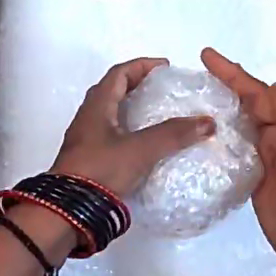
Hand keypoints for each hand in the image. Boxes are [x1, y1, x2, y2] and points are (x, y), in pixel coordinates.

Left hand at [51, 58, 215, 195]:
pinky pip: (109, 135)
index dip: (141, 66)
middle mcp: (87, 118)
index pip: (119, 74)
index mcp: (97, 106)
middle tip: (160, 90)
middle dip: (136, 85)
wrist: (68, 209)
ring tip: (154, 116)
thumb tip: (207, 122)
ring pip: (109, 114)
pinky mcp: (86, 160)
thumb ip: (173, 135)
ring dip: (130, 109)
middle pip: (111, 91)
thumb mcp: (141, 150)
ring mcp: (84, 140)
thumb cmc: (101, 170)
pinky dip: (126, 131)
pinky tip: (141, 145)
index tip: (164, 67)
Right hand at [201, 47, 275, 268]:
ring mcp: (263, 161)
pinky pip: (235, 153)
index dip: (237, 77)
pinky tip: (201, 135)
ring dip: (221, 110)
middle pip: (247, 106)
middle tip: (195, 72)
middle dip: (225, 87)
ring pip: (239, 126)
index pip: (261, 96)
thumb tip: (273, 88)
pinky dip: (220, 140)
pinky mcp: (252, 181)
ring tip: (193, 96)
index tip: (209, 58)